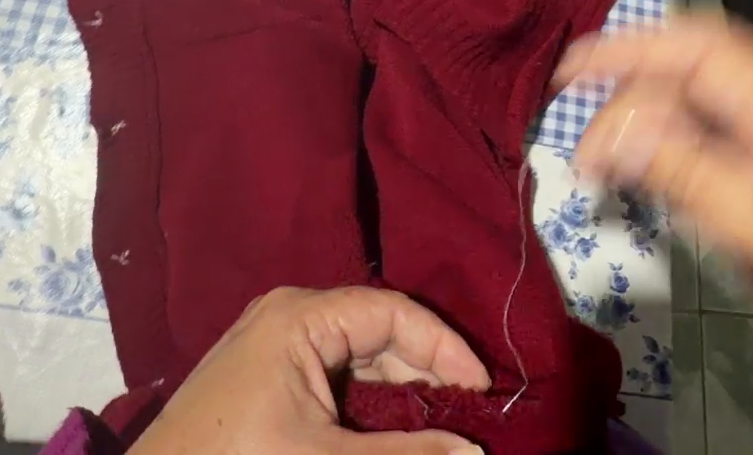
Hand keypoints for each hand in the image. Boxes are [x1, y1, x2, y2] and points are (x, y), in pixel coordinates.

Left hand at [128, 286, 487, 454]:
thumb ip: (405, 454)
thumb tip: (476, 453)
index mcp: (301, 315)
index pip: (391, 313)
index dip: (443, 346)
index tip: (482, 389)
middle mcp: (291, 312)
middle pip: (377, 330)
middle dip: (425, 371)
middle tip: (467, 414)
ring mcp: (277, 339)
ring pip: (358, 352)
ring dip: (400, 387)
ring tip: (442, 422)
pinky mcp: (271, 369)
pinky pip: (335, 370)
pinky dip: (369, 397)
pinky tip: (396, 425)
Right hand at [559, 15, 752, 349]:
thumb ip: (685, 172)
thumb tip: (615, 129)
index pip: (693, 45)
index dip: (626, 47)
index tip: (570, 72)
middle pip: (691, 63)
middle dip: (630, 99)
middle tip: (589, 157)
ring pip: (704, 84)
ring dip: (652, 114)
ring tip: (612, 163)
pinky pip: (724, 105)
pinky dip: (683, 126)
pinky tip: (662, 163)